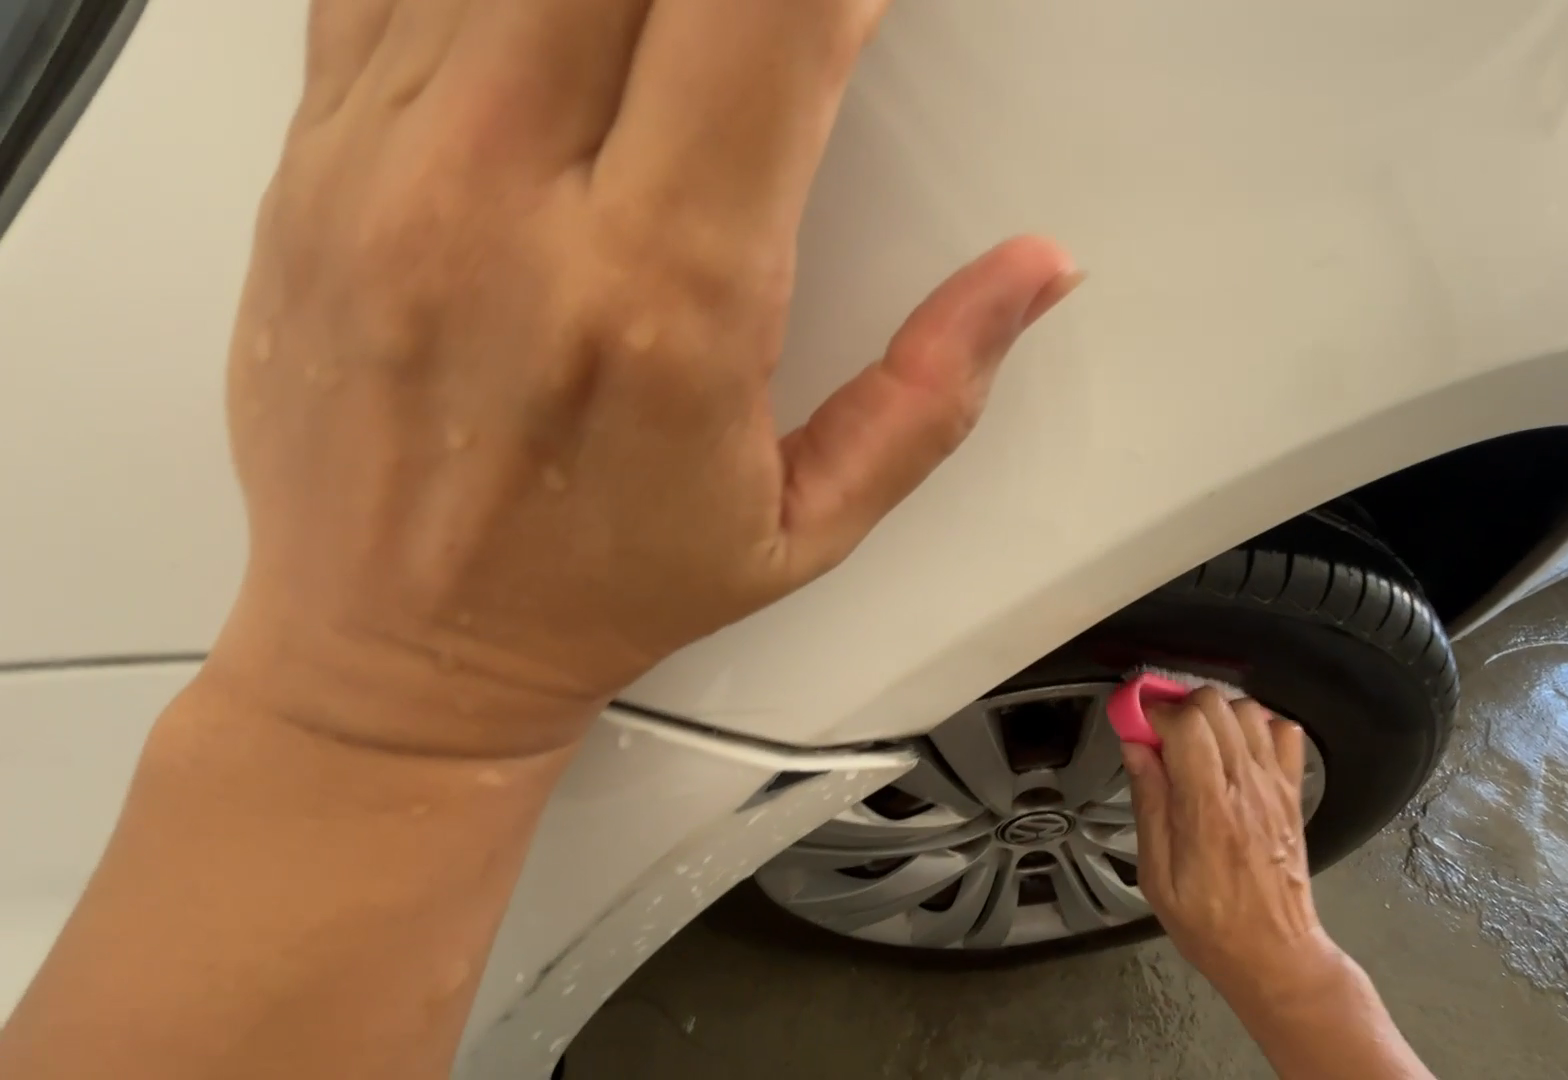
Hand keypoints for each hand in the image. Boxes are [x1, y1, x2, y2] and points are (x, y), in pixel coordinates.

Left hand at [209, 1, 1081, 756]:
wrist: (406, 645)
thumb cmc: (611, 593)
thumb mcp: (813, 524)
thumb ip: (934, 388)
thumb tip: (1037, 270)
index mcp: (670, 303)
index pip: (770, 23)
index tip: (870, 12)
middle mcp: (511, 204)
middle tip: (796, 26)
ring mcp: (387, 161)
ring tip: (696, 49)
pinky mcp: (312, 154)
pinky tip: (578, 34)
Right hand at [1122, 688, 1342, 1001]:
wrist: (1275, 954)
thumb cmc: (1207, 922)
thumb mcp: (1155, 874)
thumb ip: (1148, 802)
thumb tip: (1134, 746)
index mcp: (1206, 809)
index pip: (1186, 723)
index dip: (1154, 711)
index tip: (1137, 723)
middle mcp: (1245, 787)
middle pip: (1215, 704)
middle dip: (1180, 705)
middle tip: (1162, 732)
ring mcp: (1275, 786)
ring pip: (1247, 709)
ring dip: (1215, 714)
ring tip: (1197, 740)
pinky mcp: (1293, 791)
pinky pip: (1284, 731)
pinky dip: (1257, 727)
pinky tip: (1236, 748)